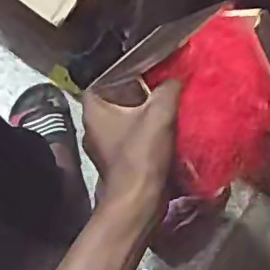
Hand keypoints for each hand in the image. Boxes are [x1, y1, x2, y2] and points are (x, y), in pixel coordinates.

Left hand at [83, 79, 182, 223]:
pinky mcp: (117, 162)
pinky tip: (166, 131)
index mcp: (93, 110)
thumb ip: (168, 90)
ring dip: (145, 116)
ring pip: (126, 121)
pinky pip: (132, 140)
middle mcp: (92, 127)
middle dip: (139, 94)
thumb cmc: (141, 155)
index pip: (104, 79)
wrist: (139, 200)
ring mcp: (104, 147)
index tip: (146, 70)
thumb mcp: (159, 114)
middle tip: (162, 86)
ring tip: (168, 107)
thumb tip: (176, 79)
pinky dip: (147, 135)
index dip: (125, 72)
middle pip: (117, 101)